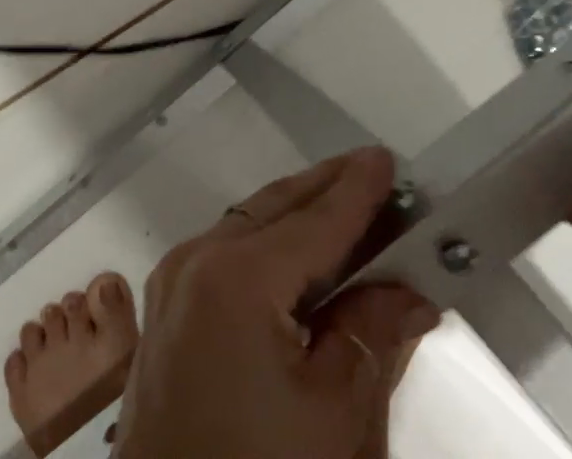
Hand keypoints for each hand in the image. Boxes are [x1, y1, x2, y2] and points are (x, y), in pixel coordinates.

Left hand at [114, 149, 440, 458]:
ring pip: (244, 227)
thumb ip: (371, 334)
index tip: (387, 161)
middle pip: (272, 210)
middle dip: (325, 190)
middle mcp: (194, 261)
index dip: (357, 191)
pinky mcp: (165, 311)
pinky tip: (299, 260)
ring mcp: (171, 284)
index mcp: (235, 276)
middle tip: (374, 176)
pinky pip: (222, 254)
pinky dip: (265, 244)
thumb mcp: (335, 411)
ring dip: (294, 216)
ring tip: (347, 211)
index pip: (314, 221)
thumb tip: (406, 292)